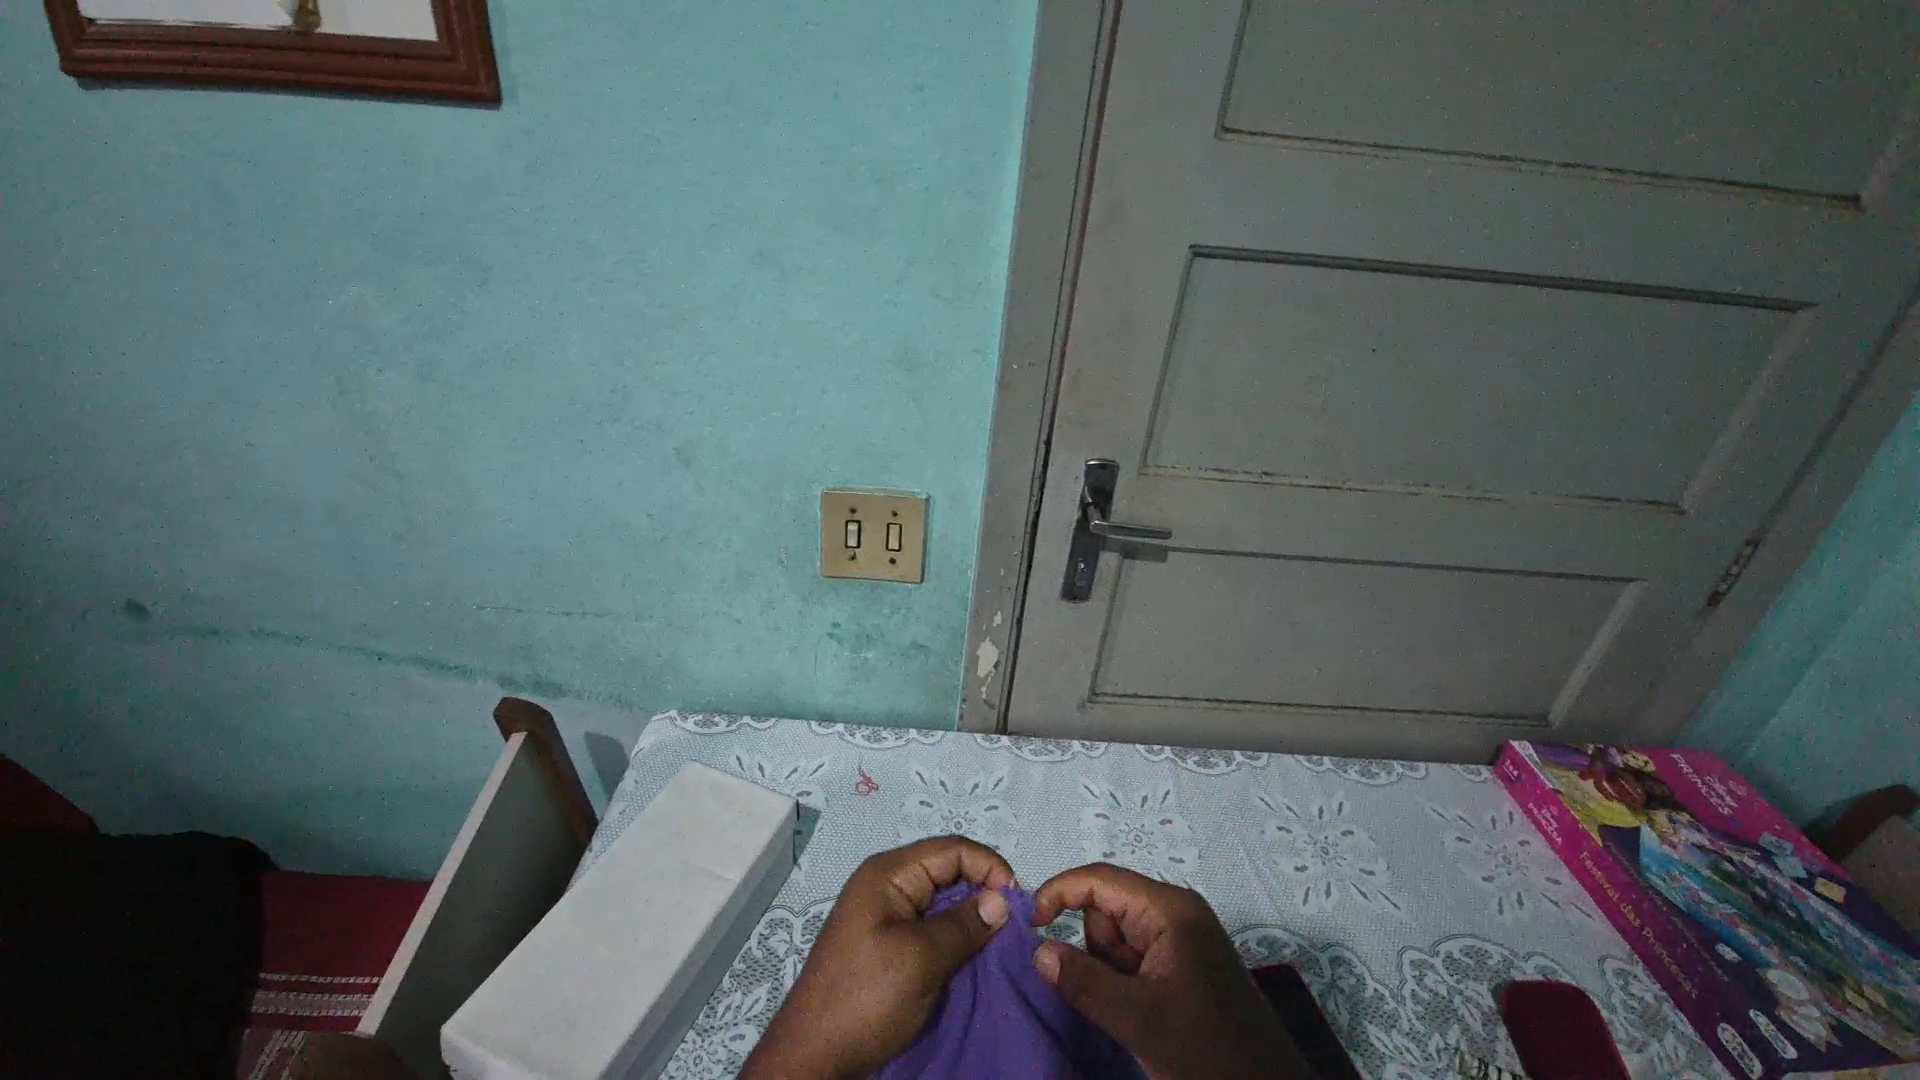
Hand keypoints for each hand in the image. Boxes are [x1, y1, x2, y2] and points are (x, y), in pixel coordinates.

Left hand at [739, 836, 1015, 1079]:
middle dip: (983, 890)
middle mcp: (887, 884)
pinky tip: (974, 954)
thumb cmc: (866, 996)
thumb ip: (963, 925)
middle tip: (1014, 924)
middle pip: (947, 870)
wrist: (815, 1055)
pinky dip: (956, 935)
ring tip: (999, 941)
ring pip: (942, 900)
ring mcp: (886, 914)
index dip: (988, 866)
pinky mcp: (889, 942)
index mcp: (889, 873)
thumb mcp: (921, 959)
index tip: (1017, 902)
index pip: (951, 849)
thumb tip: (1002, 899)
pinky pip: (932, 925)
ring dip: (972, 916)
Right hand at [1032, 863, 1312, 1079]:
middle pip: (1105, 908)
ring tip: (1134, 1010)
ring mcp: (1181, 937)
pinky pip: (1133, 957)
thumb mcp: (1138, 1018)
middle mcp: (1175, 911)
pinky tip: (1141, 1012)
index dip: (1059, 893)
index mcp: (1169, 907)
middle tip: (1116, 994)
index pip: (1099, 879)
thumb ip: (1084, 981)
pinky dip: (1124, 981)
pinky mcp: (1182, 962)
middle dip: (1095, 948)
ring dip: (1109, 971)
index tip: (1029, 927)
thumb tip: (1037, 950)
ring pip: (1115, 937)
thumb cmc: (1206, 1051)